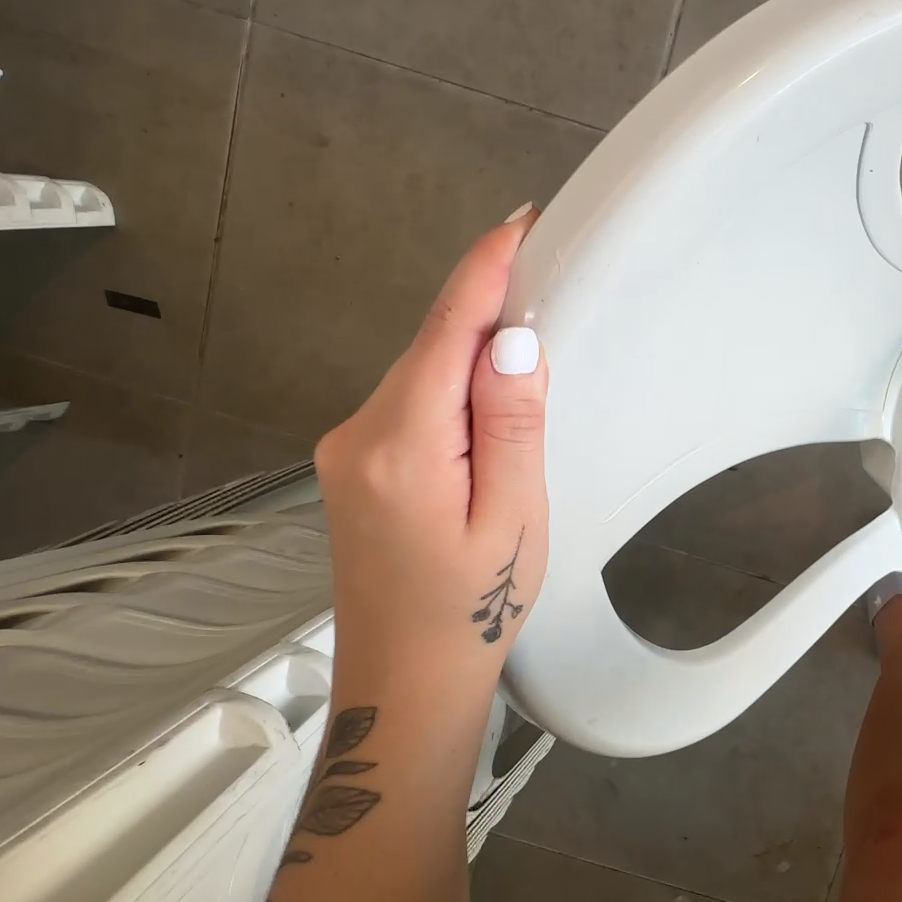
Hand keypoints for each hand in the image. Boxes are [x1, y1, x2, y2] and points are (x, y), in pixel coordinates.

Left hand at [314, 207, 548, 669]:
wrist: (406, 679)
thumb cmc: (474, 607)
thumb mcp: (514, 515)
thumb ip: (512, 423)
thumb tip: (516, 340)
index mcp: (402, 445)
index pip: (446, 332)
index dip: (483, 271)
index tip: (518, 222)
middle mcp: (360, 433)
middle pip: (433, 344)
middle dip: (489, 302)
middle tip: (549, 266)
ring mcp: (352, 447)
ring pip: (426, 369)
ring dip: (477, 342)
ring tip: (536, 327)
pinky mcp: (361, 462)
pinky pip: (418, 396)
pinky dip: (459, 377)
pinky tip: (494, 384)